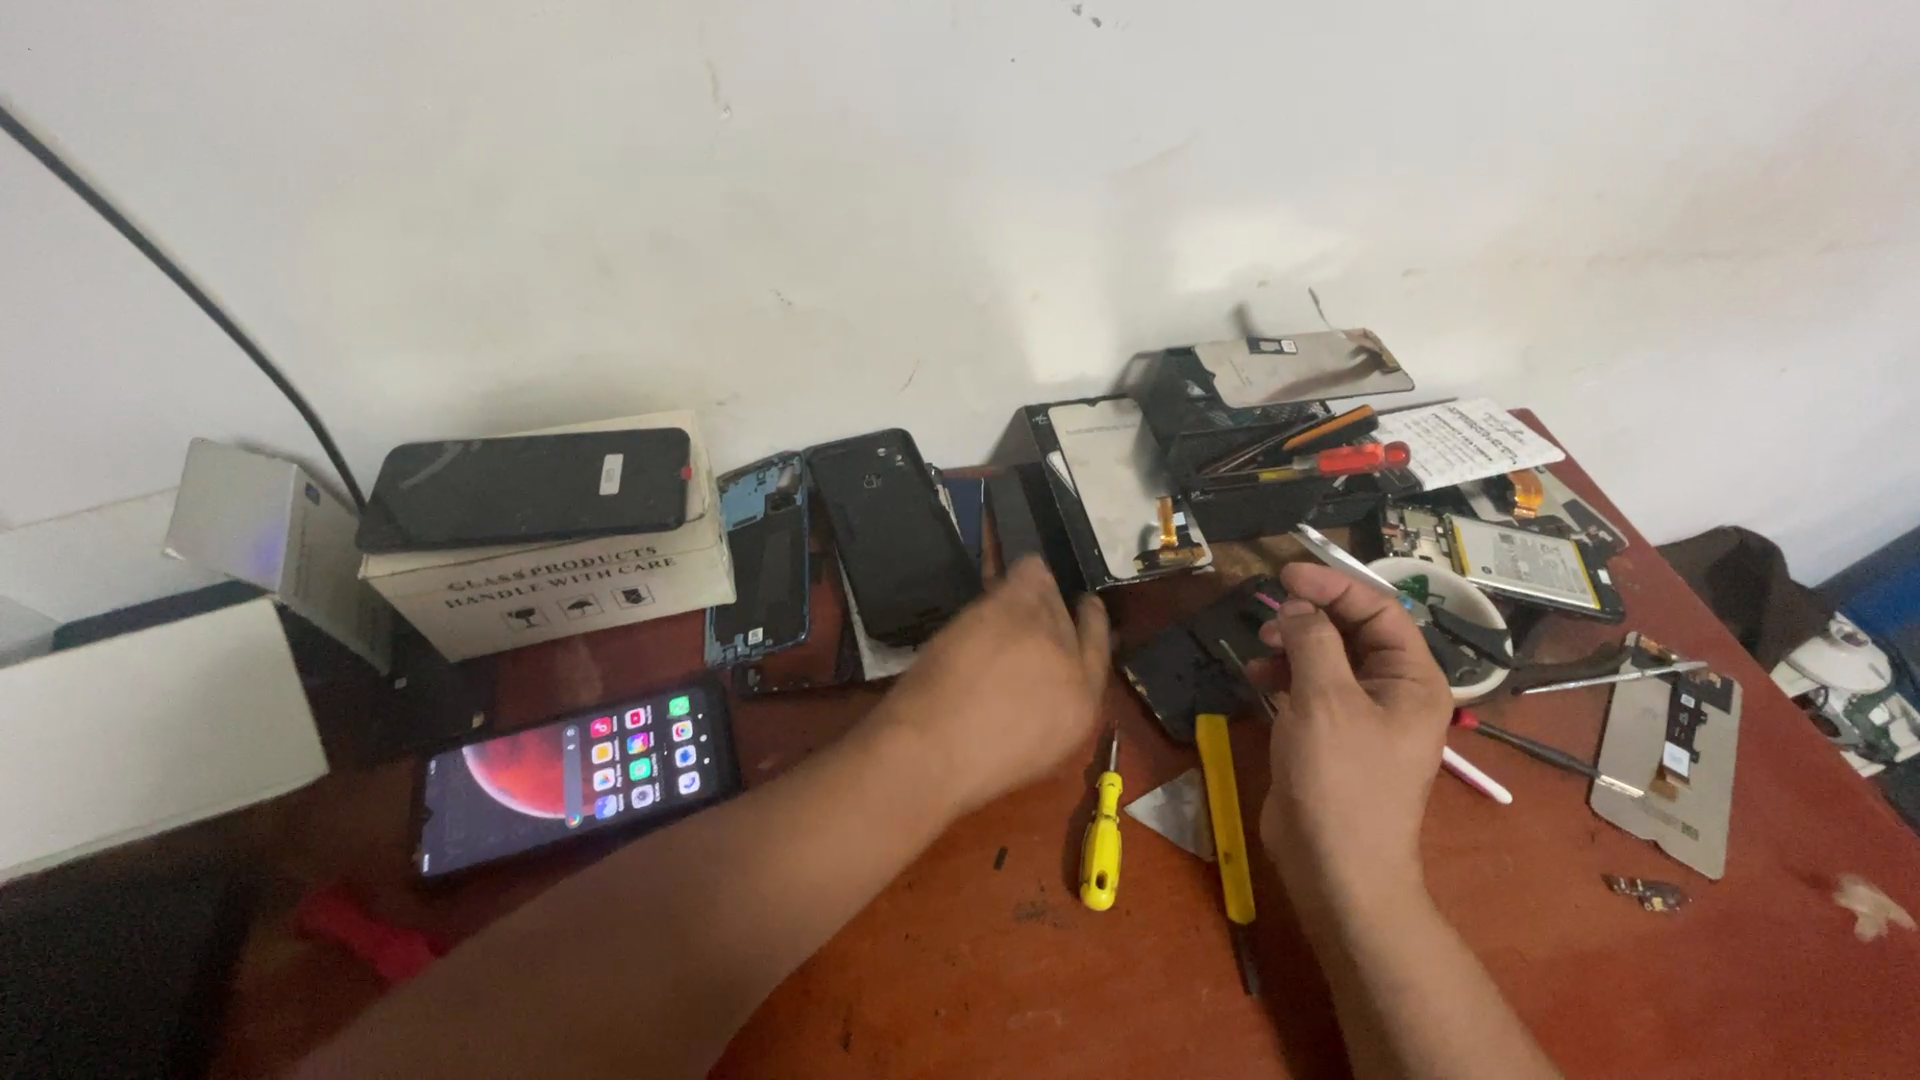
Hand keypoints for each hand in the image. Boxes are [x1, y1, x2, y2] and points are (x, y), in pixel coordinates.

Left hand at [872, 556, 1111, 814]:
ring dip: (1028, 597)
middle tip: (1015, 621)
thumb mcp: (1036, 748)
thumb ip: (1053, 704)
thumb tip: (1045, 677)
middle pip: (1070, 618)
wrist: (933, 748)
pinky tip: (996, 586)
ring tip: (998, 611)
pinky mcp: (1016, 607)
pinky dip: (1017, 575)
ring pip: (1049, 593)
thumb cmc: (973, 763)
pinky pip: (1030, 572)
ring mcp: (1047, 631)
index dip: (1087, 626)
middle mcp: (1076, 663)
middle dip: (1048, 616)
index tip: (1076, 612)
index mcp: (1085, 705)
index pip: (1100, 650)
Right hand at [1252, 562, 1452, 915]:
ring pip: (1327, 659)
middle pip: (1353, 632)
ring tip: (1258, 649)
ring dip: (1292, 646)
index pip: (1379, 611)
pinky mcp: (1331, 737)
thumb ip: (1312, 641)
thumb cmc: (1341, 780)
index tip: (1285, 575)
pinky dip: (1284, 676)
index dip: (1333, 586)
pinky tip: (1257, 679)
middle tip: (1267, 613)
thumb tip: (1296, 608)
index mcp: (1412, 680)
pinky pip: (1310, 689)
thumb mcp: (1325, 701)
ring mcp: (1361, 716)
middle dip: (1310, 616)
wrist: (1336, 865)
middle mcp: (1393, 692)